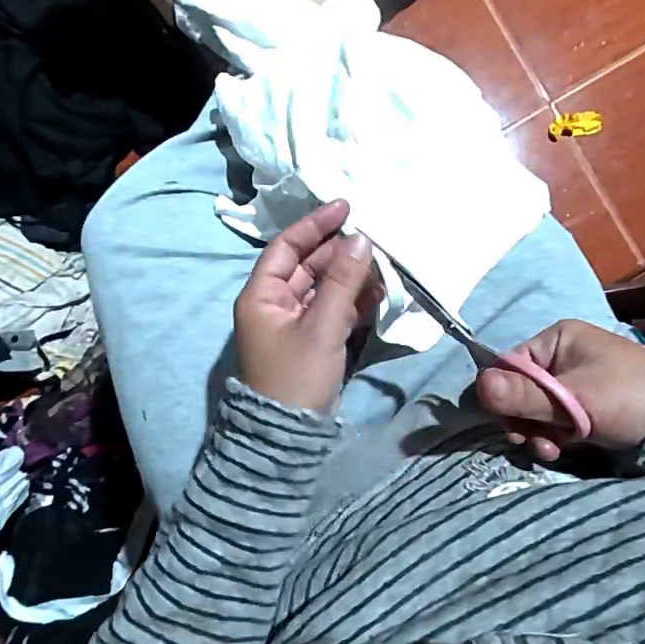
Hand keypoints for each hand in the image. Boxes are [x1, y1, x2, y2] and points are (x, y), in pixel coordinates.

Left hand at [234, 199, 378, 411]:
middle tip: (374, 241)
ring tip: (382, 267)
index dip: (315, 226)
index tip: (345, 208)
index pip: (287, 247)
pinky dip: (353, 301)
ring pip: (325, 288)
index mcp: (262, 295)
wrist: (289, 435)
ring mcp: (295, 323)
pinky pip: (333, 310)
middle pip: (309, 266)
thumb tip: (362, 239)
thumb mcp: (322, 326)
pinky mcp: (313, 340)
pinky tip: (377, 293)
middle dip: (340, 253)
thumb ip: (342, 282)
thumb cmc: (297, 376)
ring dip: (351, 277)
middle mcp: (275, 304)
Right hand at [475, 319, 644, 461]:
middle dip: (525, 422)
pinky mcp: (584, 403)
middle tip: (537, 444)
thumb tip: (478, 385)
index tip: (513, 428)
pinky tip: (563, 449)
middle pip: (520, 391)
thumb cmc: (624, 398)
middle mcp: (561, 356)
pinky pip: (555, 419)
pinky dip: (555, 436)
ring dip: (539, 433)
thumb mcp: (572, 400)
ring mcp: (573, 380)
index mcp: (556, 339)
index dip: (504, 399)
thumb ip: (525, 396)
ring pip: (536, 409)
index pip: (509, 367)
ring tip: (553, 451)